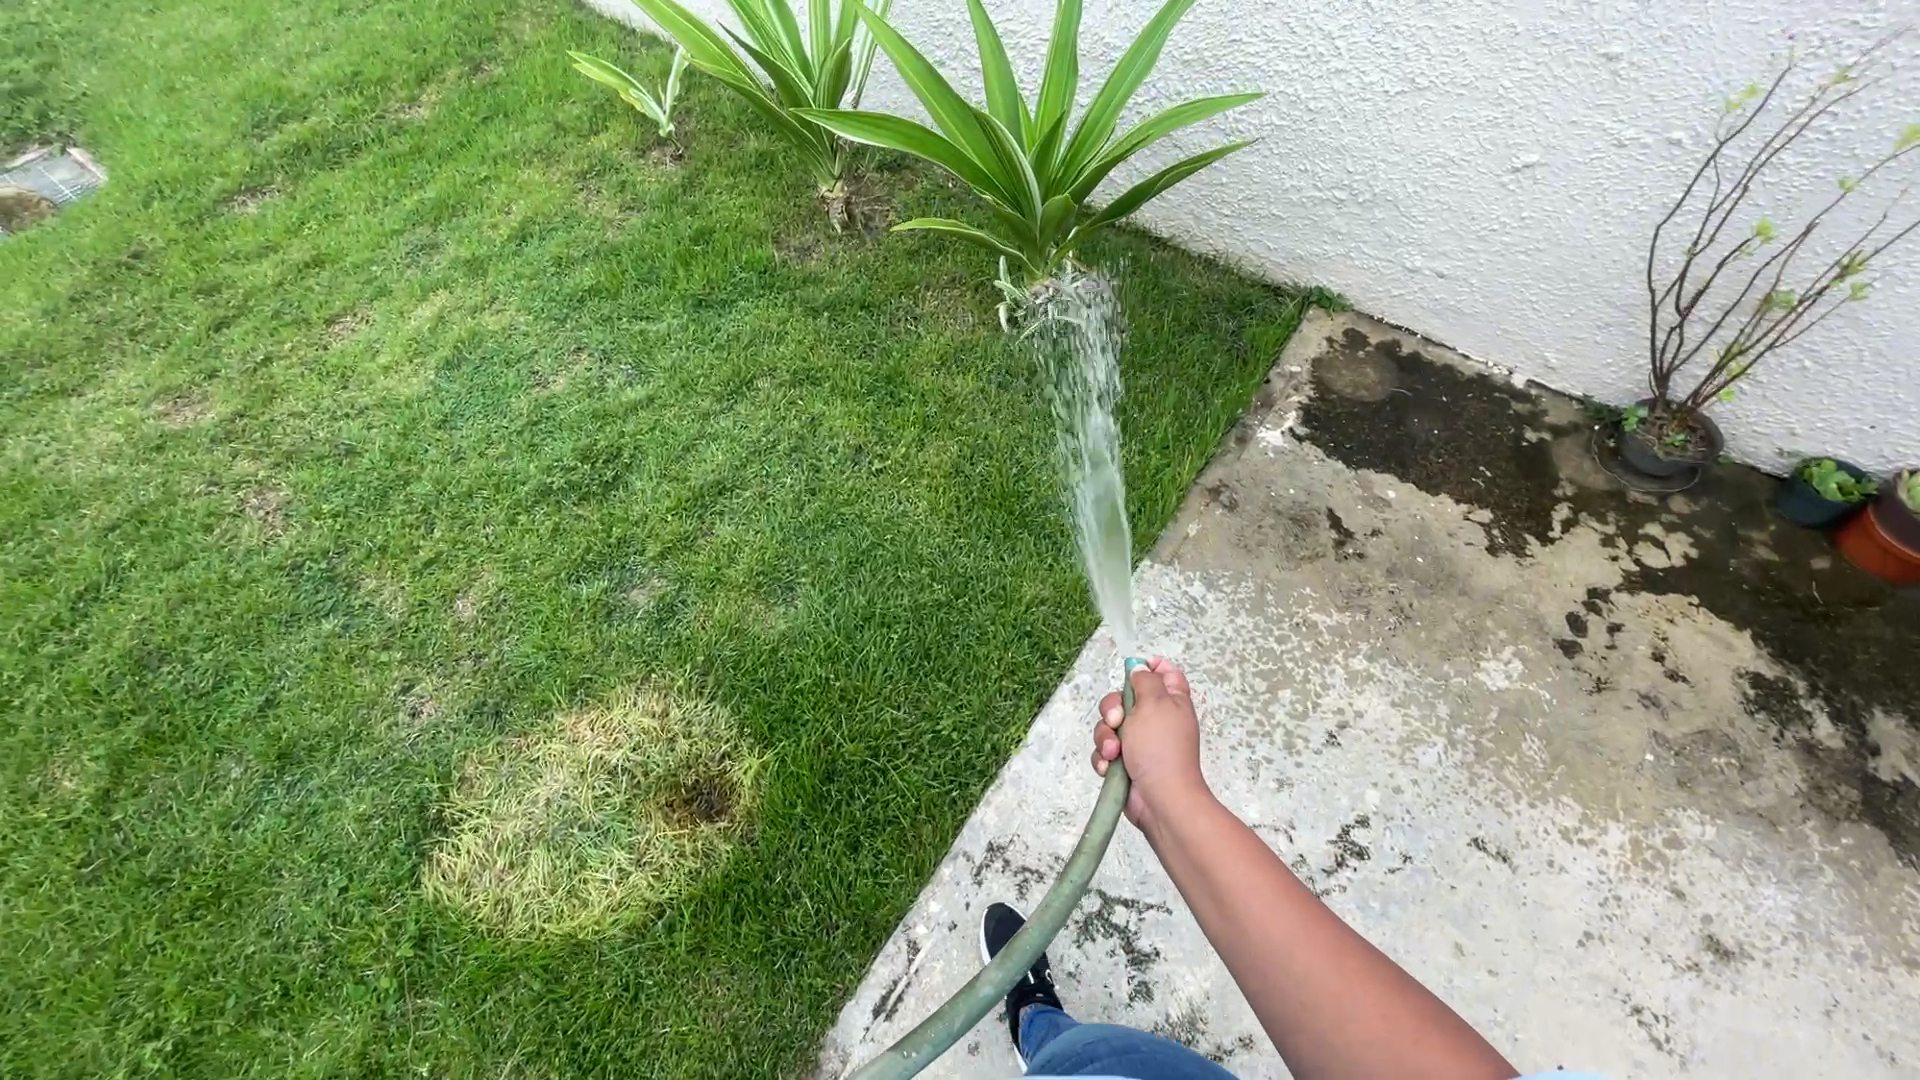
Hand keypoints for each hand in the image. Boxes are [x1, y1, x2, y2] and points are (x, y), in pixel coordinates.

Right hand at [1092, 656, 1210, 831]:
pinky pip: (1104, 750)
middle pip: (1125, 698)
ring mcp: (1139, 742)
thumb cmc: (1160, 748)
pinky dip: (1104, 758)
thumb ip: (1145, 680)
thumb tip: (1140, 669)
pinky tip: (1109, 767)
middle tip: (1117, 720)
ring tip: (1113, 753)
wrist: (1159, 798)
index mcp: (1171, 701)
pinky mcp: (1125, 762)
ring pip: (1109, 725)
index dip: (1151, 667)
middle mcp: (1155, 719)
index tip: (1133, 668)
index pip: (1166, 674)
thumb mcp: (1154, 703)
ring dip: (1105, 737)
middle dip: (1112, 708)